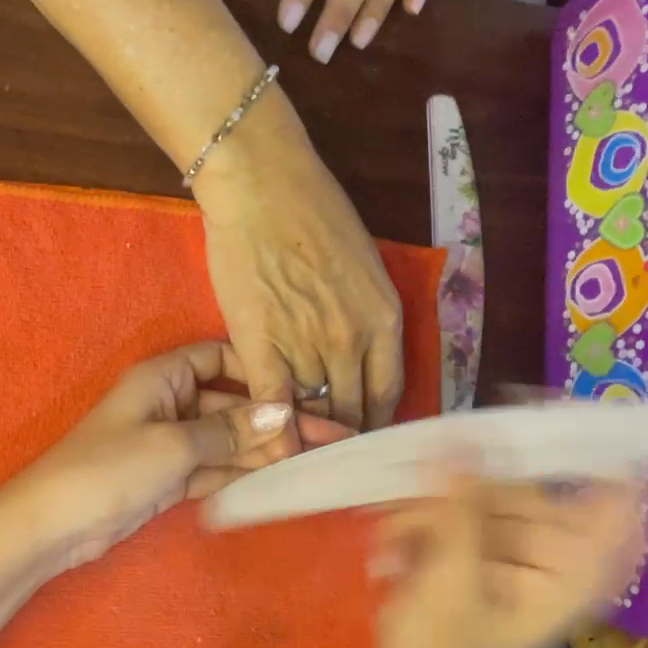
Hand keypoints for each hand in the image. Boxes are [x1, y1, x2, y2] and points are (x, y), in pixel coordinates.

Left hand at [0, 343, 349, 577]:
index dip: (259, 371)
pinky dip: (242, 473)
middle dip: (275, 421)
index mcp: (162, 377)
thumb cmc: (110, 468)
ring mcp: (169, 442)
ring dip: (266, 450)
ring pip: (226, 440)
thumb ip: (229, 431)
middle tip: (332, 437)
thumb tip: (282, 413)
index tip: (304, 390)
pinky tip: (281, 479)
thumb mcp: (174, 444)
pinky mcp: (169, 477)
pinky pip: (214, 467)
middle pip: (230, 404)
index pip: (219, 358)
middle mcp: (169, 402)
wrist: (56, 523)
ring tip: (319, 460)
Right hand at [194, 119, 403, 444]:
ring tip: (296, 458)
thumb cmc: (313, 211)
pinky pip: (273, 401)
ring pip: (312, 411)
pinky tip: (268, 448)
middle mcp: (353, 340)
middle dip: (341, 441)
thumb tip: (347, 353)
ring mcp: (307, 344)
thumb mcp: (361, 265)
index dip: (373, 426)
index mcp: (384, 319)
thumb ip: (362, 314)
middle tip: (327, 460)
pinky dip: (273, 428)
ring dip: (306, 438)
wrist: (261, 186)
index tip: (359, 440)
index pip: (386, 394)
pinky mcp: (261, 344)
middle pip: (351, 411)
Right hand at [372, 461, 647, 647]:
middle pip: (520, 489)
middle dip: (456, 500)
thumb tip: (464, 436)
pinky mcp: (483, 551)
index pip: (620, 493)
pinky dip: (419, 527)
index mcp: (579, 567)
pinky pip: (455, 514)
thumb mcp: (450, 581)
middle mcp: (559, 552)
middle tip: (407, 525)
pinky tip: (393, 557)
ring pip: (476, 498)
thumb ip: (460, 509)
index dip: (588, 451)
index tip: (531, 420)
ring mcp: (518, 551)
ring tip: (391, 552)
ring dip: (424, 517)